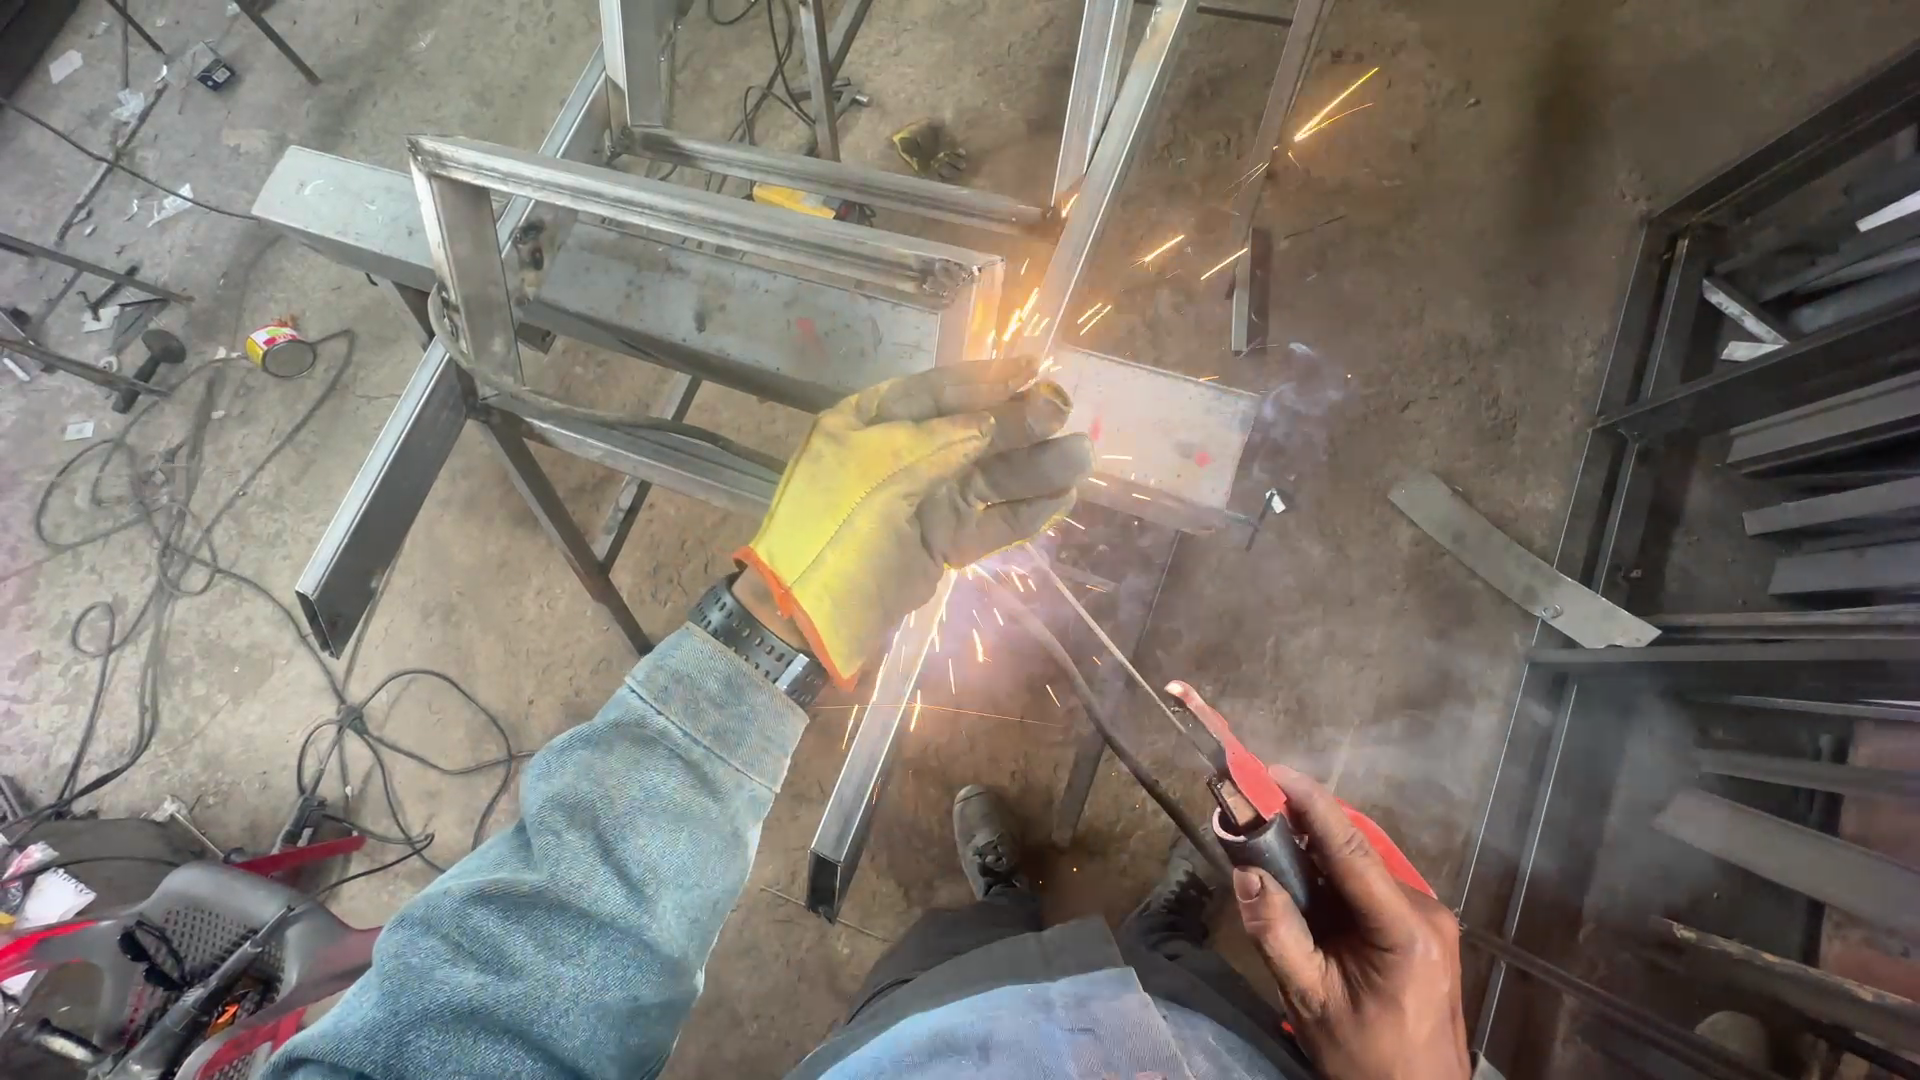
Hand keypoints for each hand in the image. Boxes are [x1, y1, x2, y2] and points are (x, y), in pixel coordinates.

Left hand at [737, 356, 1091, 685]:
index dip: (988, 380)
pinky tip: (1061, 499)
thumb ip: (951, 438)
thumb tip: (1016, 411)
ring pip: (988, 480)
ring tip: (1081, 460)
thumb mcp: (885, 467)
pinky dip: (1023, 513)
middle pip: (971, 433)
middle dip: (1020, 426)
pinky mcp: (940, 544)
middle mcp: (899, 456)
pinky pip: (989, 522)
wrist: (807, 618)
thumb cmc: (835, 527)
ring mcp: (922, 502)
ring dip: (1034, 469)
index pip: (936, 391)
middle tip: (1066, 416)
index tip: (1037, 368)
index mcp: (868, 423)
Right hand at [1234, 766, 1469, 1079]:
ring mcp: (1426, 917)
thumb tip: (1245, 872)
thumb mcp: (1310, 1002)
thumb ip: (1276, 935)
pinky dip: (1326, 879)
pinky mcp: (1418, 926)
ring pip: (1353, 866)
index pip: (1350, 848)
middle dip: (1297, 831)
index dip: (1310, 802)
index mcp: (1406, 930)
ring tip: (1264, 858)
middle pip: (1349, 852)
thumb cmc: (1367, 1058)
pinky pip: (1362, 884)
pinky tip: (1298, 891)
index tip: (1271, 770)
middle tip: (1247, 820)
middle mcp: (1425, 910)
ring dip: (1309, 857)